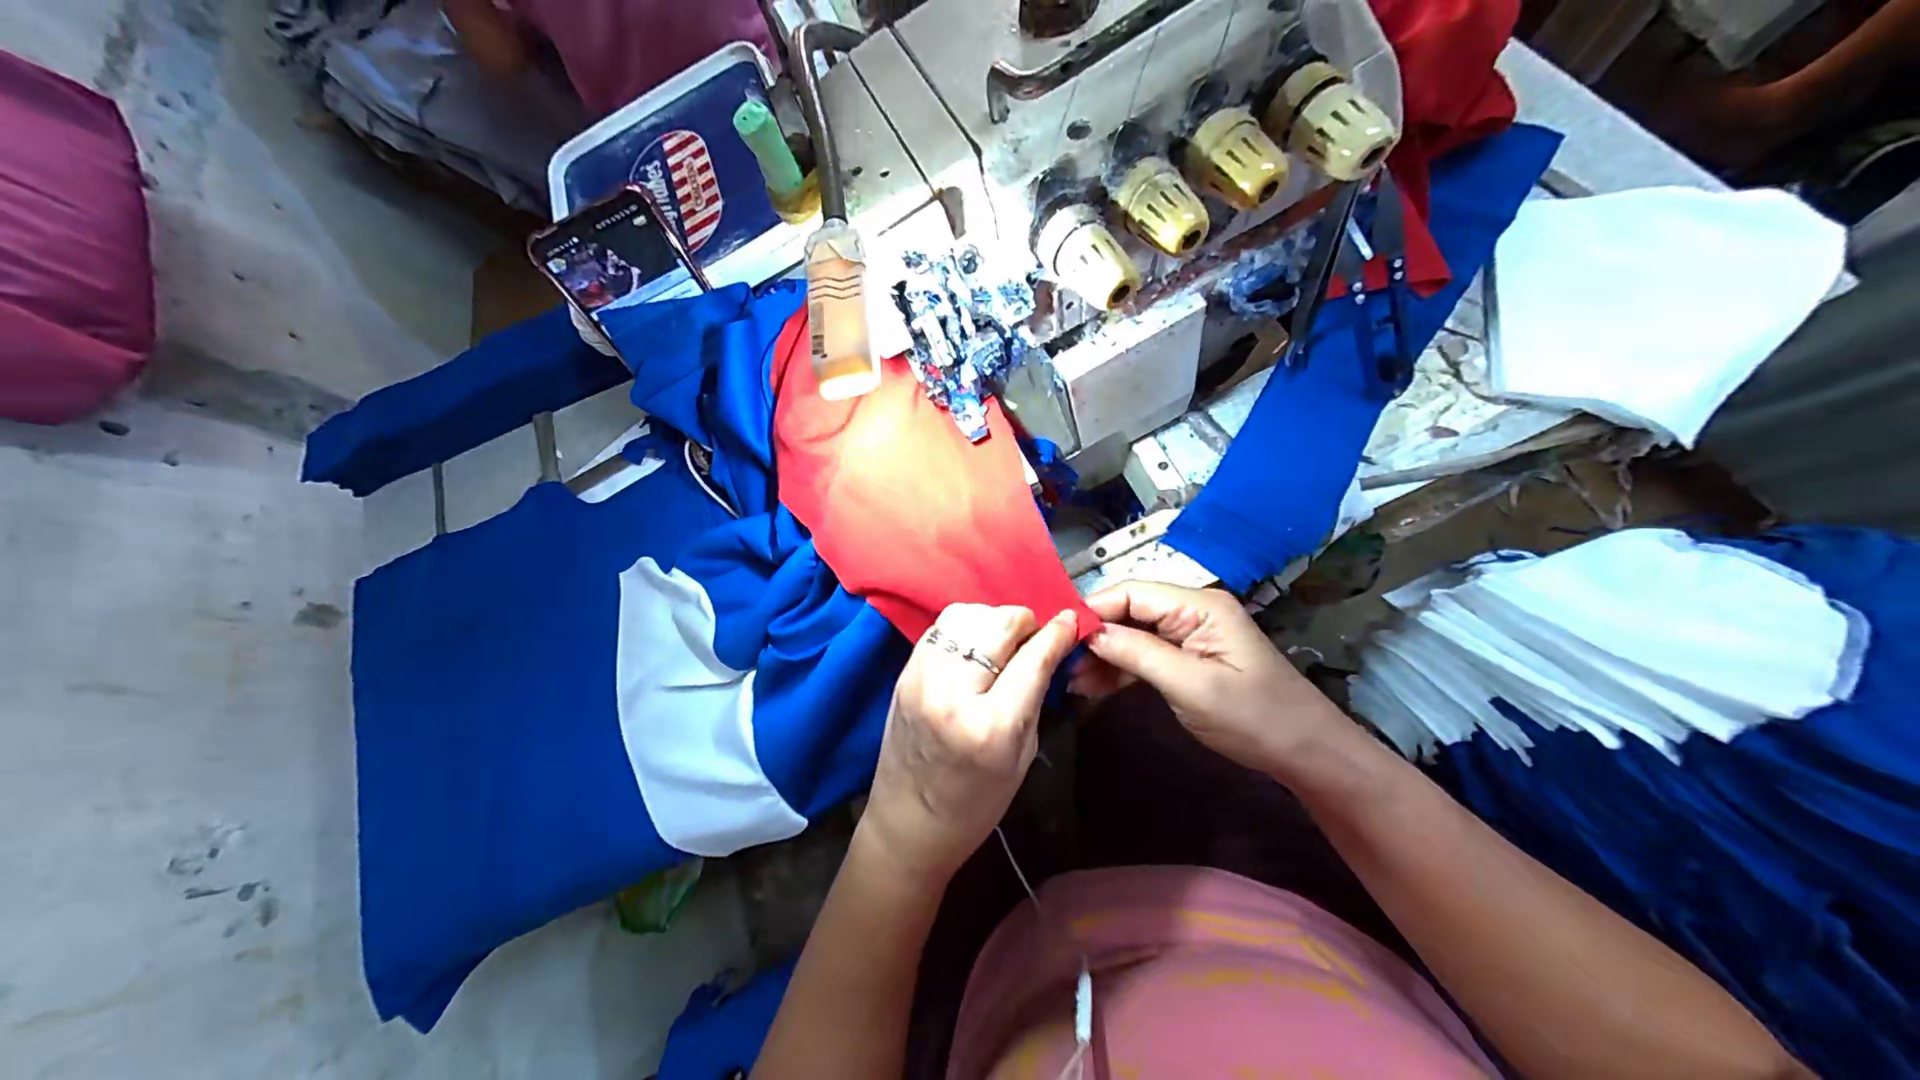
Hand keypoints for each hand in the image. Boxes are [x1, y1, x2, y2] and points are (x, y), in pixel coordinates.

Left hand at [860, 604, 1080, 883]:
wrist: (908, 822)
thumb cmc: (977, 803)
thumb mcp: (1023, 754)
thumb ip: (1035, 694)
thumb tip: (1050, 645)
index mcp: (991, 726)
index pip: (1033, 659)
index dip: (1057, 633)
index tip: (1070, 620)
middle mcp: (952, 693)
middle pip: (998, 624)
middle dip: (1024, 623)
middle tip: (1031, 640)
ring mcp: (921, 678)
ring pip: (966, 614)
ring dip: (992, 621)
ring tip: (1000, 642)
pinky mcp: (903, 672)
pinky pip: (939, 627)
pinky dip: (963, 627)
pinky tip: (973, 647)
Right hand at [1072, 581, 1351, 776]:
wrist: (1306, 753)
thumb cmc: (1254, 717)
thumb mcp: (1191, 685)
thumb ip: (1138, 653)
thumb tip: (1088, 633)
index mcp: (1198, 605)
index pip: (1131, 593)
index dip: (1093, 609)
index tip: (1057, 634)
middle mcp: (1190, 612)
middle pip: (1128, 613)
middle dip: (1093, 636)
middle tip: (1058, 663)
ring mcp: (1189, 636)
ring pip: (1131, 636)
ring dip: (1102, 656)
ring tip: (1069, 680)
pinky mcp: (1188, 660)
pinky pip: (1144, 656)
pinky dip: (1119, 670)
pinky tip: (1091, 686)